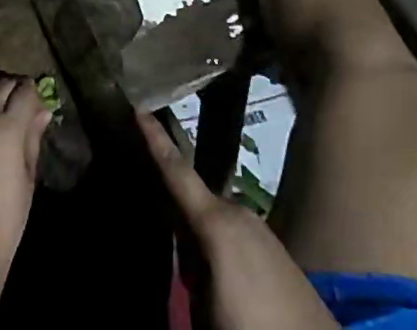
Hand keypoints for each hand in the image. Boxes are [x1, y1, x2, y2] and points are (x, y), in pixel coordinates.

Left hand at [0, 78, 53, 329]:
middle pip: (0, 84)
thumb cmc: (6, 216)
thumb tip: (42, 112)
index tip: (38, 104)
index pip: (24, 90)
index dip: (34, 92)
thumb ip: (32, 138)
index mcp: (8, 128)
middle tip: (20, 101)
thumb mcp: (28, 176)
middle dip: (14, 87)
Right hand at [136, 111, 339, 329]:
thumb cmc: (253, 326)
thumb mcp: (204, 307)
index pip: (177, 172)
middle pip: (195, 204)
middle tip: (174, 259)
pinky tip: (229, 288)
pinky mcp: (276, 249)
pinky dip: (223, 254)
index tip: (140, 109)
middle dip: (179, 222)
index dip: (156, 140)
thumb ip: (189, 268)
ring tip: (200, 283)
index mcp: (217, 222)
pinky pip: (235, 240)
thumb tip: (188, 254)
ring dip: (203, 244)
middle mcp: (238, 213)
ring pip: (215, 225)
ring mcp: (260, 229)